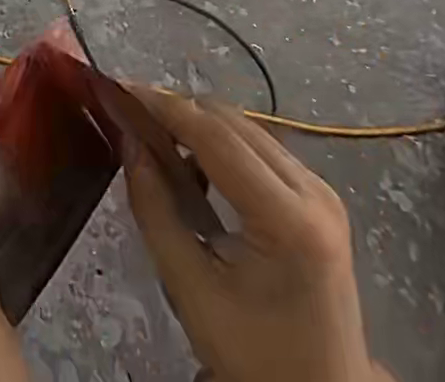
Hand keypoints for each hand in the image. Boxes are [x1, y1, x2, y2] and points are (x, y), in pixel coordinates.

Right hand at [123, 87, 389, 381]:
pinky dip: (221, 145)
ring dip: (199, 126)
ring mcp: (322, 191)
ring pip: (248, 128)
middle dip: (179, 111)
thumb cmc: (253, 353)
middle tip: (131, 116)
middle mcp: (314, 190)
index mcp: (288, 219)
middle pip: (234, 123)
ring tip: (154, 138)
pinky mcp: (320, 197)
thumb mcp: (191, 288)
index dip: (165, 107)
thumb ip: (155, 209)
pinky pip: (261, 149)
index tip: (121, 91)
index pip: (217, 138)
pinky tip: (194, 167)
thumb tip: (129, 142)